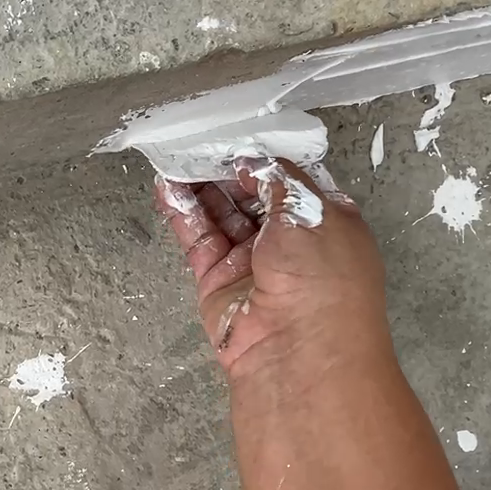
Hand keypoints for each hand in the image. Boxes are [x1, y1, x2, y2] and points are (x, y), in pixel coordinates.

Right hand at [153, 158, 390, 380]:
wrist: (298, 354)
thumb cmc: (322, 276)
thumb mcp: (312, 211)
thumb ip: (278, 179)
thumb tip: (251, 162)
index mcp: (323, 223)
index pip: (289, 182)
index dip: (263, 159)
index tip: (237, 135)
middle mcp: (288, 242)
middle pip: (250, 196)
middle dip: (226, 169)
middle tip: (198, 141)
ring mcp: (250, 262)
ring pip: (221, 215)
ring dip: (200, 186)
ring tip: (175, 155)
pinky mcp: (217, 280)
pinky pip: (198, 239)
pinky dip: (182, 213)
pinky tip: (167, 186)